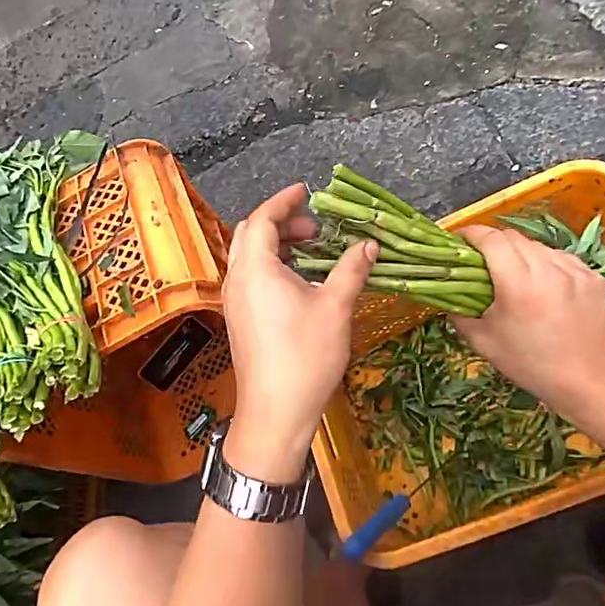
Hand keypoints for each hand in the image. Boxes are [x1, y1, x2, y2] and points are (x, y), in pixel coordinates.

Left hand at [222, 184, 376, 481]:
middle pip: (252, 234)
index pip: (263, 219)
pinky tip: (301, 281)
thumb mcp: (335, 308)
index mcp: (255, 269)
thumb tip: (368, 244)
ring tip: (313, 252)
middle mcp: (238, 280)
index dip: (284, 201)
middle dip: (282, 222)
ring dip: (278, 245)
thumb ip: (351, 269)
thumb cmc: (304, 358)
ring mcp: (236, 302)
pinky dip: (273, 266)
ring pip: (250, 257)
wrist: (275, 413)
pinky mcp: (241, 319)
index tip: (306, 192)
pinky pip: (251, 278)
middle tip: (316, 228)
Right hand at [449, 226, 604, 424]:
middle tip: (480, 260)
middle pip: (512, 237)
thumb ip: (459, 313)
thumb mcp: (483, 342)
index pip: (490, 240)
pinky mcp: (593, 277)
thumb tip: (446, 294)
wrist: (590, 382)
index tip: (458, 241)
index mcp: (518, 283)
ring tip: (513, 274)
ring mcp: (575, 271)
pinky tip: (541, 285)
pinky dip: (545, 264)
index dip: (470, 234)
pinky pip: (560, 258)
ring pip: (537, 246)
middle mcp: (548, 269)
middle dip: (492, 243)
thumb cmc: (531, 364)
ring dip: (519, 253)